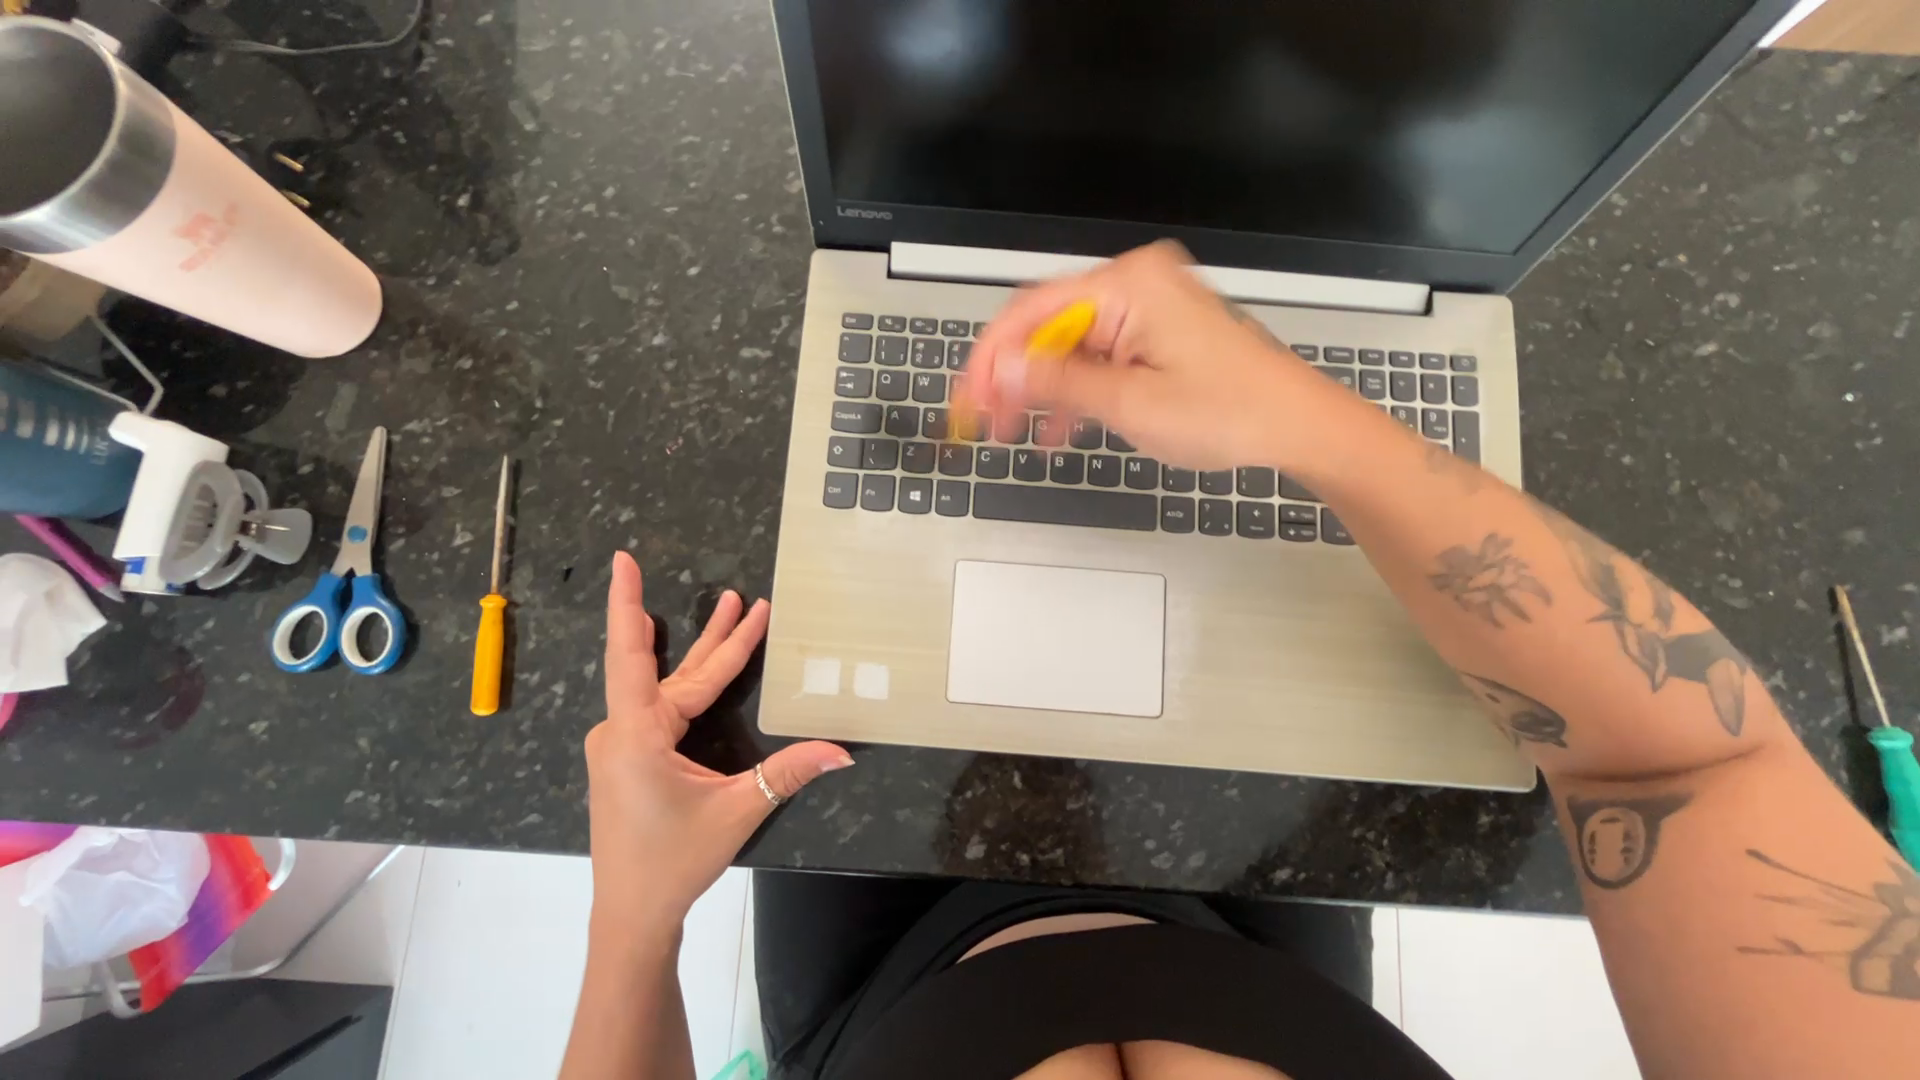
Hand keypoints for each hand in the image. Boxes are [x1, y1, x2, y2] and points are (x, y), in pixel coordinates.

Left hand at [585, 552, 850, 939]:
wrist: (631, 915)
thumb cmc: (674, 862)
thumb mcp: (737, 811)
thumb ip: (788, 773)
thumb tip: (843, 750)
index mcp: (638, 735)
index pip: (634, 656)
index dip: (627, 604)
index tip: (624, 561)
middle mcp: (623, 731)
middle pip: (675, 670)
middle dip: (716, 635)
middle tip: (746, 598)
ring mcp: (622, 745)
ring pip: (667, 688)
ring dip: (703, 655)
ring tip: (733, 612)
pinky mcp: (629, 758)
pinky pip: (657, 707)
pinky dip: (683, 681)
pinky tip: (685, 662)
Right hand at [962, 241, 1333, 470]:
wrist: (1297, 425)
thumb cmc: (1232, 411)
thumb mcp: (1130, 403)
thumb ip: (1060, 382)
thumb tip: (1006, 369)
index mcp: (1128, 286)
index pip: (1033, 309)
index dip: (994, 355)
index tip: (971, 394)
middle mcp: (1135, 285)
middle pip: (1048, 324)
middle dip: (1014, 374)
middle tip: (987, 419)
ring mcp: (1148, 308)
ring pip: (1070, 344)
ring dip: (1042, 387)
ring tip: (1016, 430)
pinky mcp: (1156, 332)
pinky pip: (1099, 354)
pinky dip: (1076, 389)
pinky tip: (1059, 427)